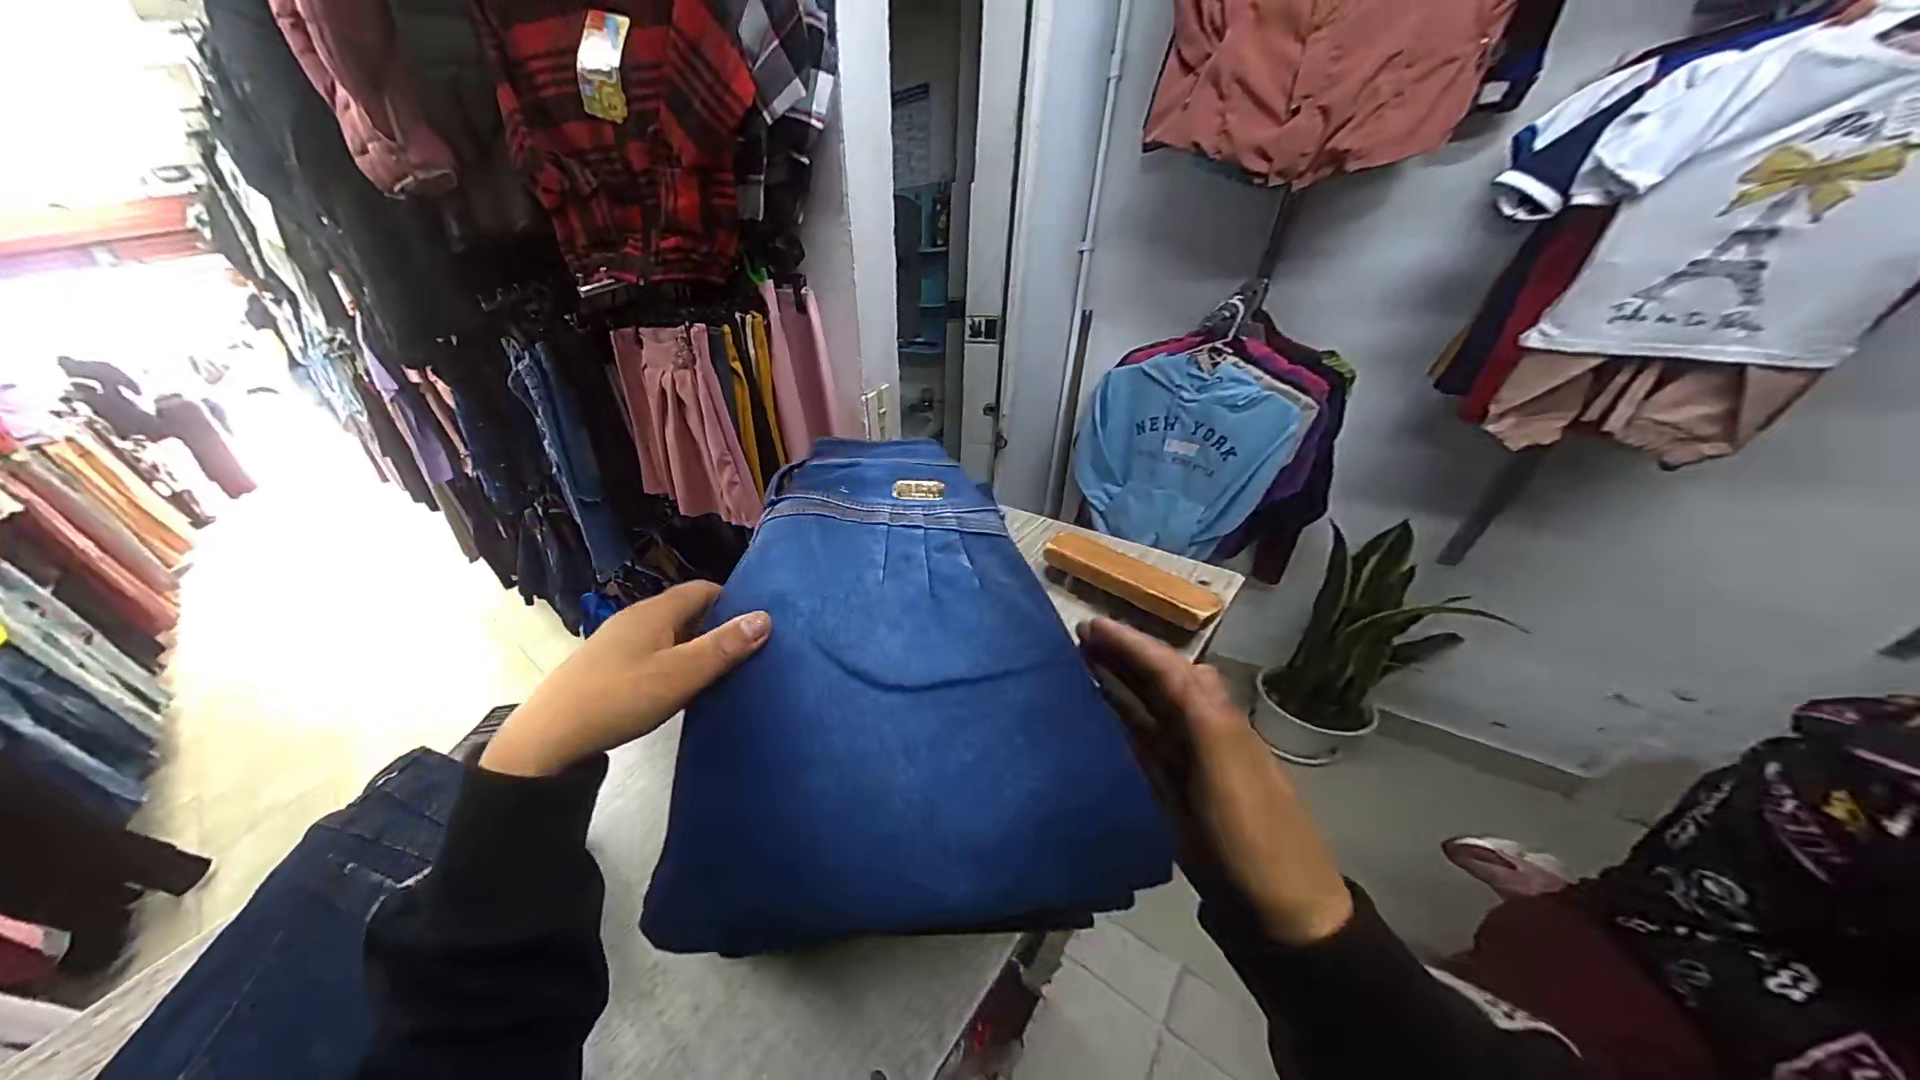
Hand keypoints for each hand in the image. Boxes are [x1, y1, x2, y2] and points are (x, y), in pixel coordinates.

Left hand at [481, 582, 770, 776]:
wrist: (548, 738)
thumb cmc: (619, 698)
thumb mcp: (680, 674)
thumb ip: (723, 646)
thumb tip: (765, 617)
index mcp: (656, 611)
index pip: (705, 589)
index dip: (734, 601)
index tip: (757, 626)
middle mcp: (637, 617)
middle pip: (689, 610)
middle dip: (719, 625)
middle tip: (746, 652)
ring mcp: (620, 640)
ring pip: (672, 632)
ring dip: (697, 646)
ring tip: (720, 672)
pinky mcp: (609, 664)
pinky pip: (655, 650)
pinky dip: (675, 660)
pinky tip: (681, 687)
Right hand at [1078, 617, 1352, 945]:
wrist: (1278, 908)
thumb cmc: (1252, 836)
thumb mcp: (1230, 769)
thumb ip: (1202, 714)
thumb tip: (1176, 666)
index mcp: (1215, 718)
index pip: (1168, 667)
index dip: (1132, 644)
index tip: (1090, 625)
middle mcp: (1199, 729)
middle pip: (1157, 680)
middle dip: (1123, 655)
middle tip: (1079, 637)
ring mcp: (1185, 759)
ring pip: (1147, 706)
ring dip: (1119, 682)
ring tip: (1081, 663)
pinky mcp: (1172, 787)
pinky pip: (1142, 739)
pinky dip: (1120, 719)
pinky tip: (1099, 712)